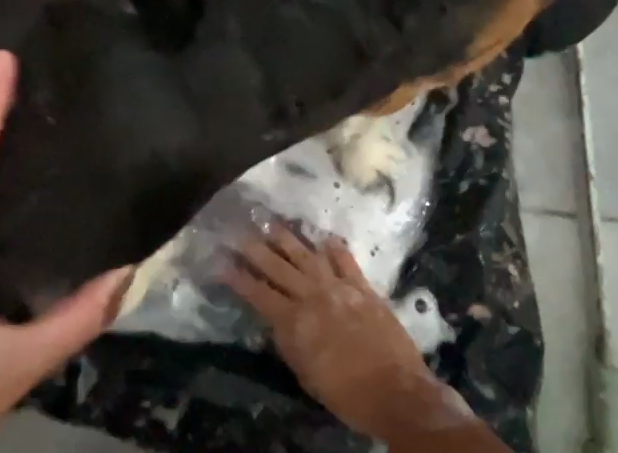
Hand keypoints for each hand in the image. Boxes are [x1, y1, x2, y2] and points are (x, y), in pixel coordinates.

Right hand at [226, 229, 497, 449]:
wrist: (396, 392)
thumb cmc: (346, 393)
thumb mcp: (305, 375)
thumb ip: (289, 343)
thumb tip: (277, 322)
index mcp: (293, 322)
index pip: (257, 293)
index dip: (237, 277)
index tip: (221, 262)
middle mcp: (312, 297)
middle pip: (278, 267)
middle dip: (256, 249)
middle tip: (239, 232)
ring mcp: (339, 288)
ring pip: (307, 256)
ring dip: (288, 239)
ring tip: (272, 223)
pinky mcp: (364, 288)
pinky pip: (345, 261)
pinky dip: (334, 249)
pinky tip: (325, 238)